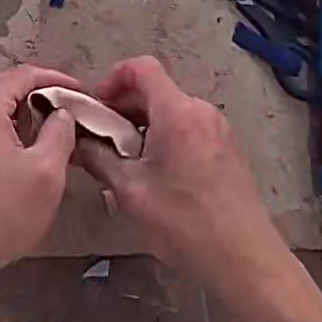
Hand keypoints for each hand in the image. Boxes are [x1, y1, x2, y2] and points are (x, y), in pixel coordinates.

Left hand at [0, 63, 82, 279]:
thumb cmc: (0, 213)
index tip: (83, 94)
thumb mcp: (47, 170)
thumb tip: (62, 114)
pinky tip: (26, 149)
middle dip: (44, 95)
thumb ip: (61, 130)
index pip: (26, 74)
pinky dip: (9, 128)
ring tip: (54, 129)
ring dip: (26, 113)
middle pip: (9, 87)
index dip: (59, 80)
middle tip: (72, 110)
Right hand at [74, 57, 290, 290]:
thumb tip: (79, 143)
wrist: (242, 254)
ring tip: (126, 160)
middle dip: (125, 106)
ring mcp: (217, 126)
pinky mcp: (226, 144)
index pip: (143, 67)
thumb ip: (100, 159)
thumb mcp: (130, 192)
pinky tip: (157, 171)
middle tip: (103, 138)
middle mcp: (200, 109)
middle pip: (157, 89)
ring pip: (172, 109)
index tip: (98, 105)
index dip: (114, 77)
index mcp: (176, 111)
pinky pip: (188, 125)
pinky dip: (166, 134)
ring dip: (144, 123)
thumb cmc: (183, 222)